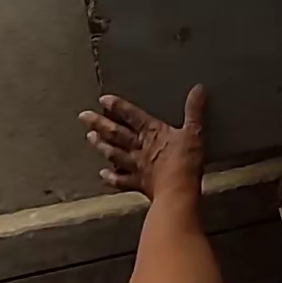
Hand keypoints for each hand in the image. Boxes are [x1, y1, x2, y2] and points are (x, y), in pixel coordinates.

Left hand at [79, 86, 208, 202]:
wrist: (178, 194)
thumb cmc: (185, 162)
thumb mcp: (194, 132)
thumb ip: (194, 110)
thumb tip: (198, 88)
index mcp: (151, 132)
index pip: (131, 116)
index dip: (117, 107)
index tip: (102, 100)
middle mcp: (139, 147)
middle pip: (116, 133)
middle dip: (99, 124)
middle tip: (83, 116)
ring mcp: (136, 167)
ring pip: (114, 153)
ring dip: (101, 145)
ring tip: (89, 138)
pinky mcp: (137, 184)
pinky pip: (120, 180)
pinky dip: (110, 177)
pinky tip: (102, 174)